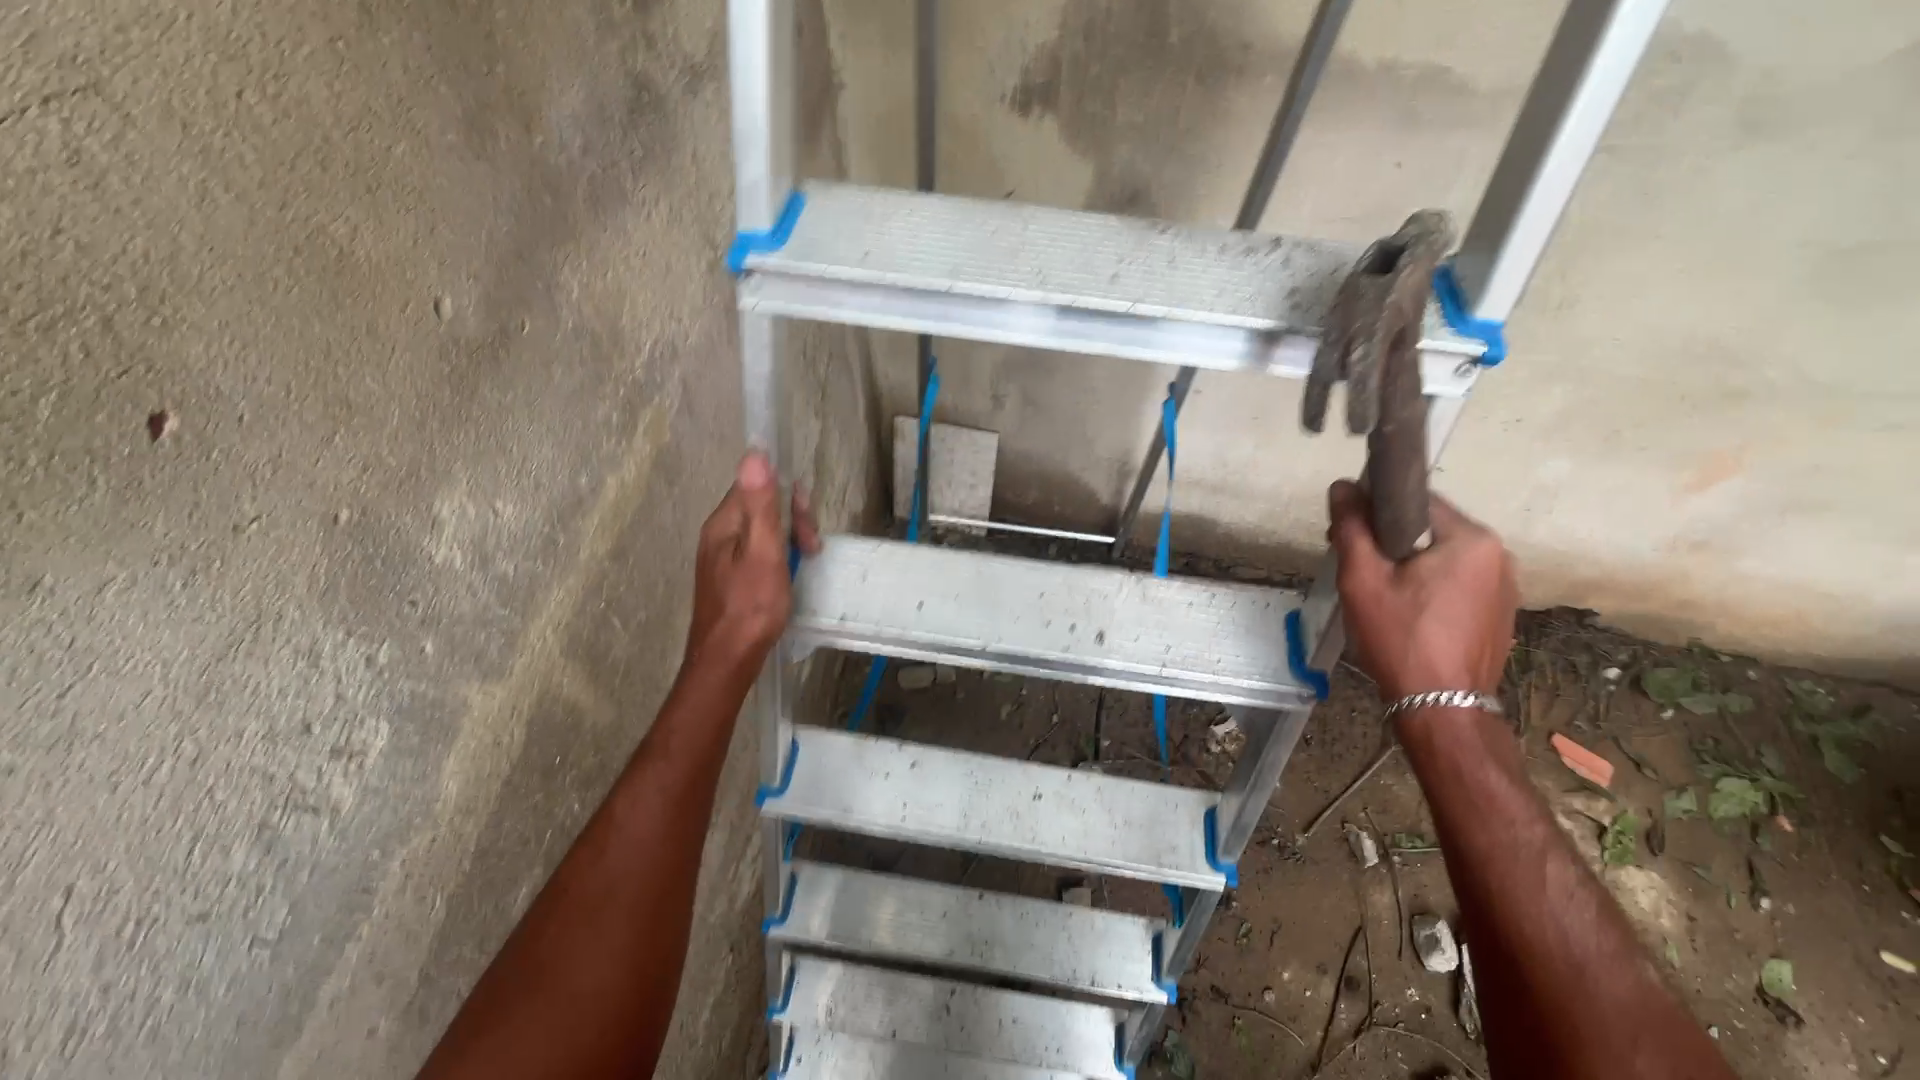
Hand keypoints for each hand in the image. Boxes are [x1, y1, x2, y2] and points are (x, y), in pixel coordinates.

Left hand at [684, 451, 820, 670]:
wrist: (728, 660)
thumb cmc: (750, 607)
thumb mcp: (763, 553)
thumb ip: (761, 505)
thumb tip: (755, 453)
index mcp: (723, 525)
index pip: (756, 486)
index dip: (786, 497)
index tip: (806, 524)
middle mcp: (720, 535)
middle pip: (761, 507)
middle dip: (792, 520)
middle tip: (811, 549)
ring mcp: (724, 558)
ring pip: (764, 531)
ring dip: (790, 540)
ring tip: (805, 564)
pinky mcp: (732, 578)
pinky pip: (760, 552)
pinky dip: (780, 557)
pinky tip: (789, 575)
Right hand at [1327, 479, 1517, 702]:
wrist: (1442, 709)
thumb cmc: (1401, 639)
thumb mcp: (1363, 580)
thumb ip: (1351, 527)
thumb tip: (1343, 486)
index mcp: (1472, 539)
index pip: (1416, 501)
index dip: (1375, 511)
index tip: (1348, 534)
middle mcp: (1499, 555)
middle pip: (1430, 531)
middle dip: (1390, 543)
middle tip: (1355, 569)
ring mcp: (1505, 587)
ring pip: (1443, 559)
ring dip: (1409, 567)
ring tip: (1378, 595)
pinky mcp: (1499, 614)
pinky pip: (1457, 585)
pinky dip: (1429, 589)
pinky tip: (1406, 614)